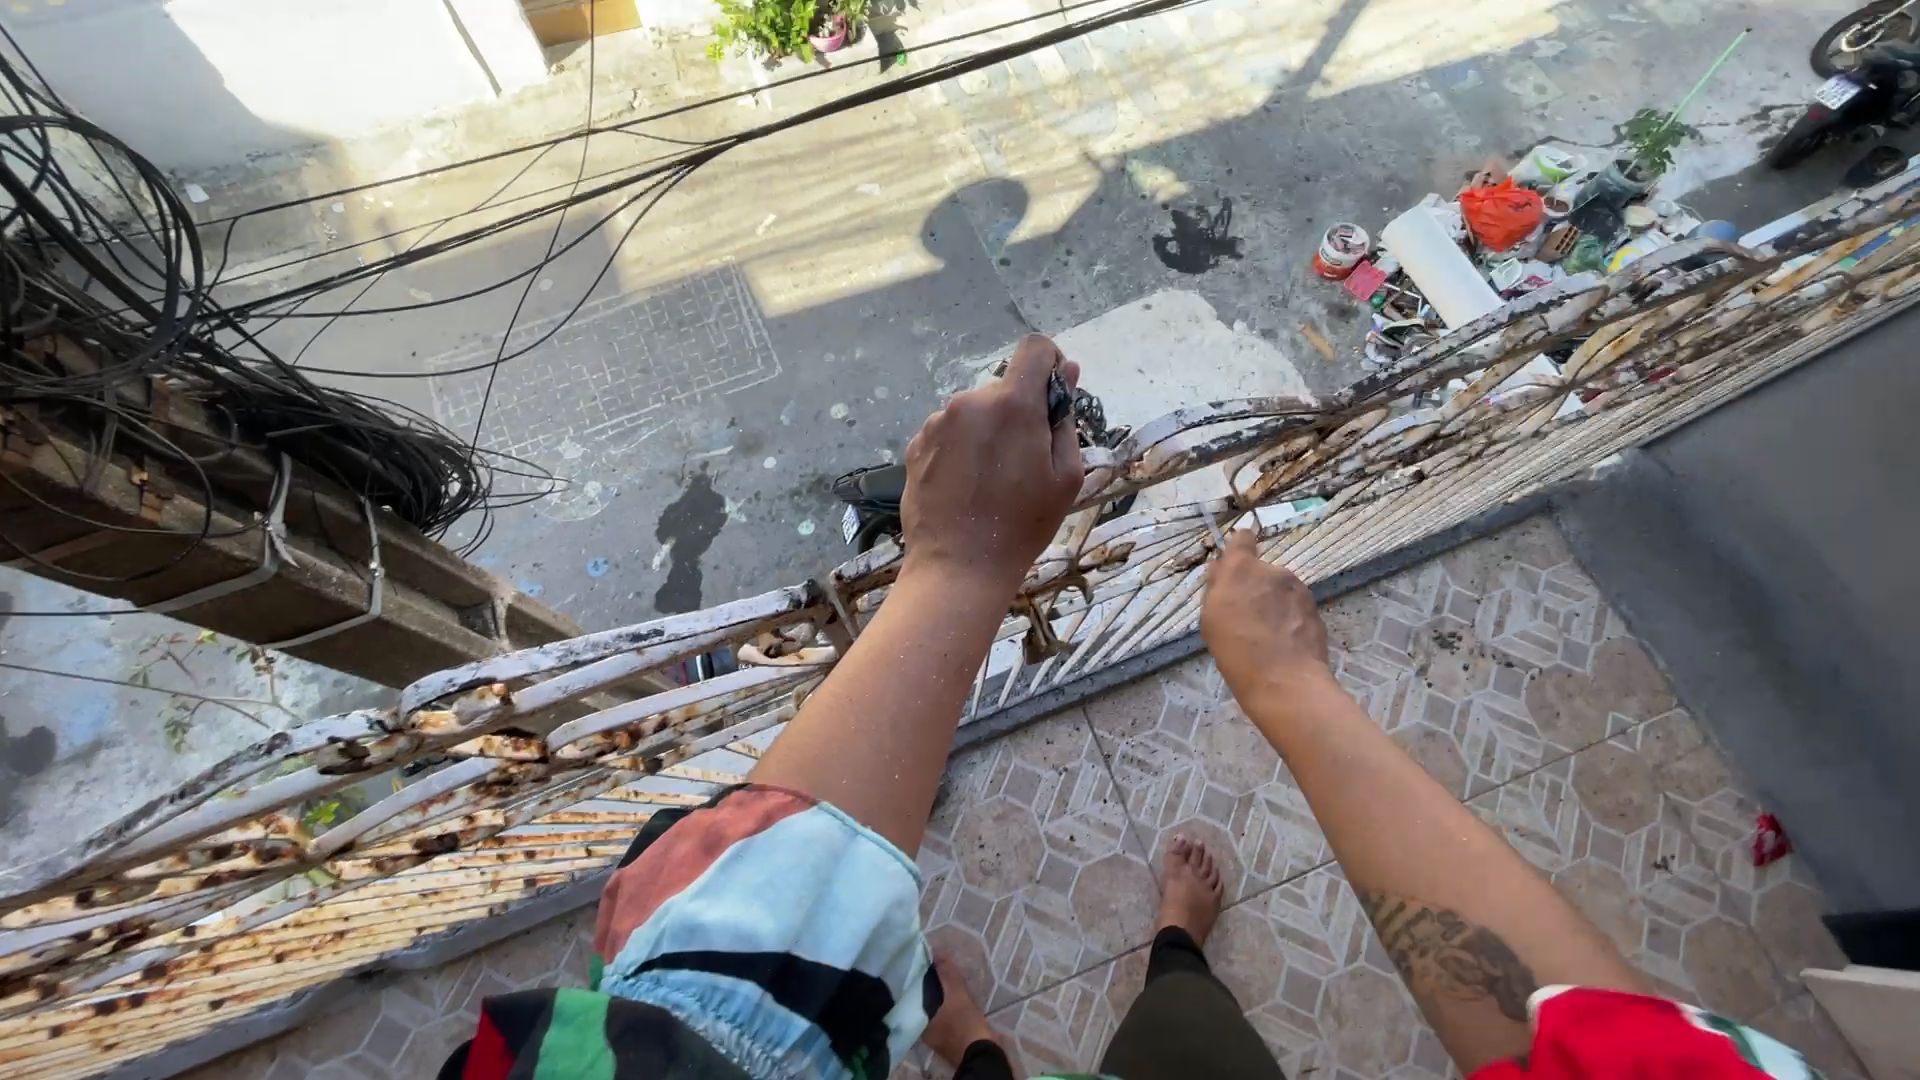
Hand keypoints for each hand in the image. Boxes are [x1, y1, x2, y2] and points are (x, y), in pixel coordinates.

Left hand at [900, 334, 1082, 593]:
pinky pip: (948, 433)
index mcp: (1011, 404)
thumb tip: (1067, 373)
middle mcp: (969, 402)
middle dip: (1017, 413)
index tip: (1052, 396)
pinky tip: (964, 487)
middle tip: (1023, 463)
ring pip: (974, 413)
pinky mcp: (915, 445)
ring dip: (986, 432)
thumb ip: (1066, 418)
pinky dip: (961, 449)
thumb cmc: (1022, 526)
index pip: (1034, 349)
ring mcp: (936, 423)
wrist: (958, 566)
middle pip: (1002, 389)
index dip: (1049, 364)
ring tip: (990, 482)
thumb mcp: (1066, 477)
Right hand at [1200, 529, 1332, 701]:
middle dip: (1255, 585)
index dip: (1238, 548)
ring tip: (1267, 633)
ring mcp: (1299, 589)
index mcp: (1242, 569)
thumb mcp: (1210, 618)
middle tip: (1247, 615)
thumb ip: (1215, 587)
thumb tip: (1218, 568)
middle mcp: (1273, 571)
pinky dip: (1290, 618)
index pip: (1242, 539)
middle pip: (1261, 570)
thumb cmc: (1235, 649)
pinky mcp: (1315, 608)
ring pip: (1281, 589)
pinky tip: (1284, 641)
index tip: (1233, 565)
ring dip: (1274, 602)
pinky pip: (1296, 607)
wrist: (1283, 680)